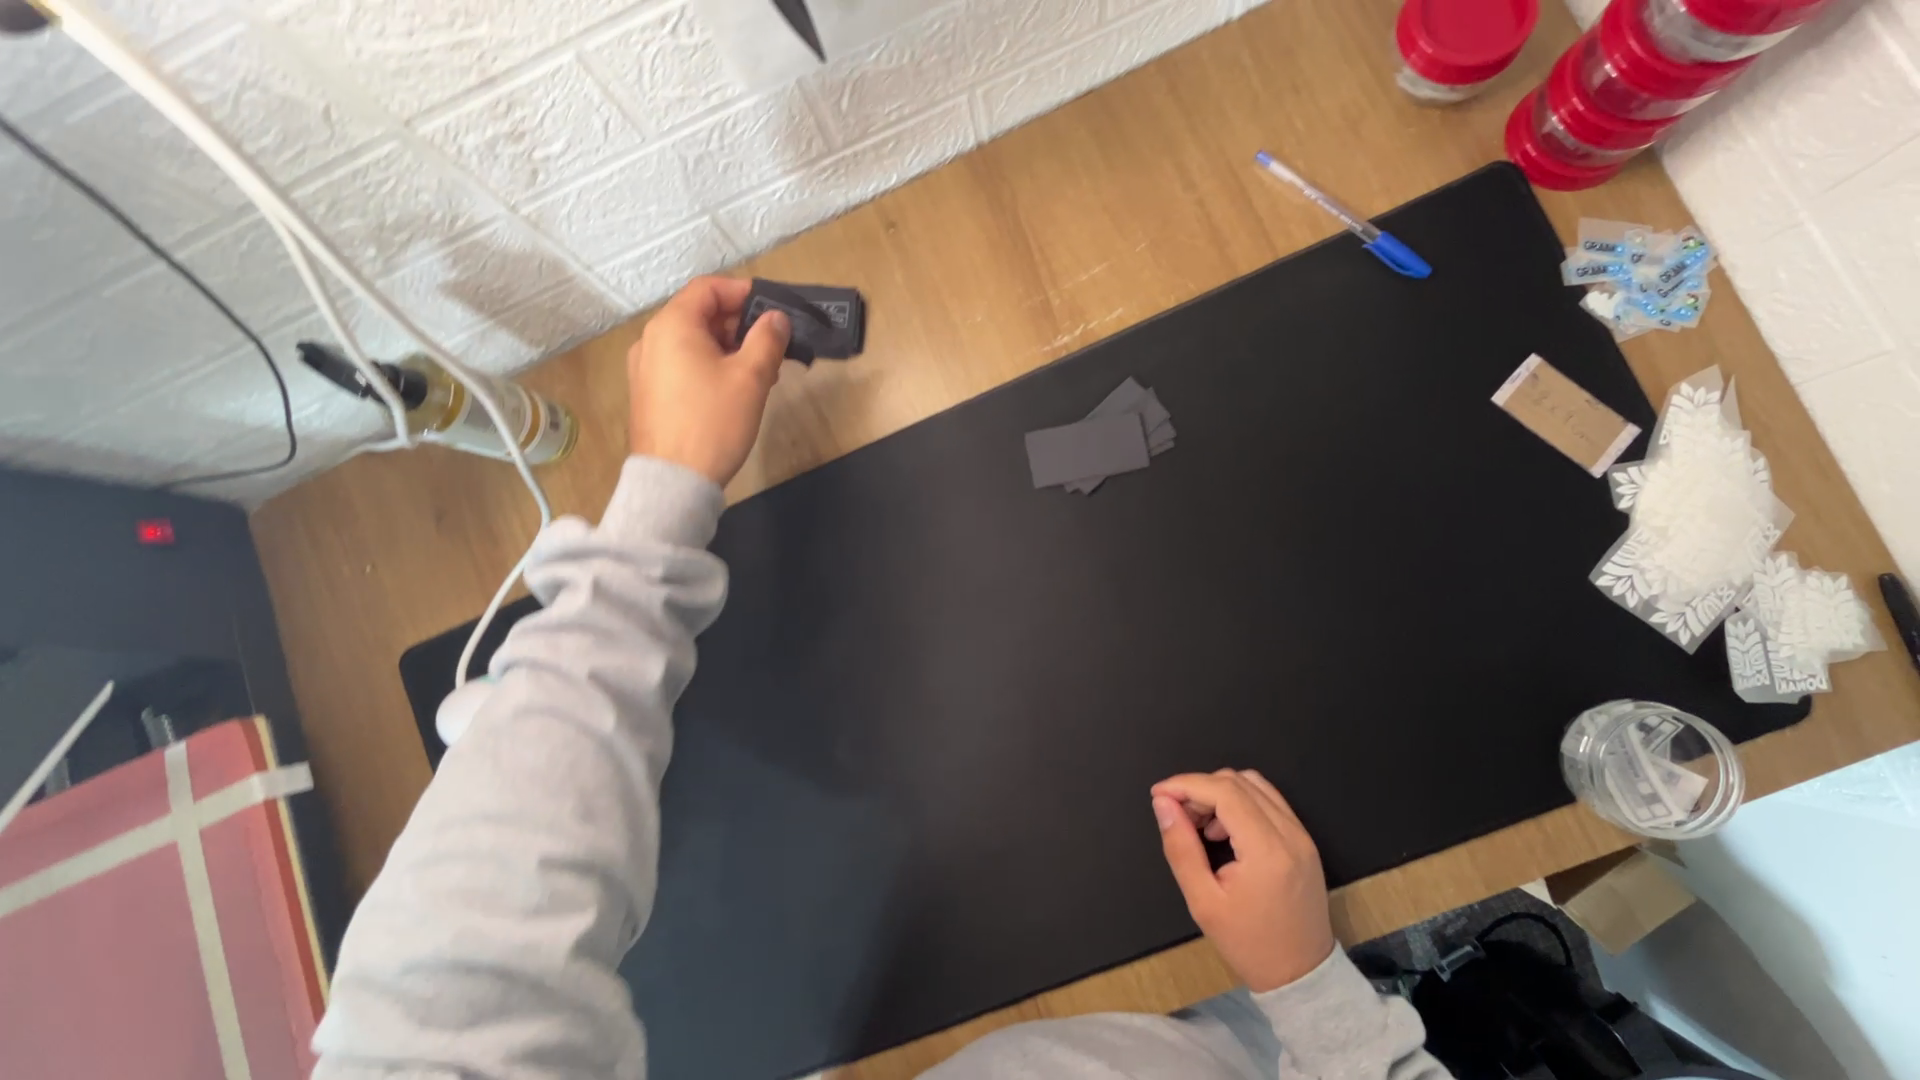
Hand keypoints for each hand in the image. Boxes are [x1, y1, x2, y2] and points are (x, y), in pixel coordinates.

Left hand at [628, 276, 791, 485]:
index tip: (774, 309)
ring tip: (761, 372)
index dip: (744, 293)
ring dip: (729, 348)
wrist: (674, 480)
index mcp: (672, 325)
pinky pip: (683, 365)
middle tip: (774, 346)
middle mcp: (652, 339)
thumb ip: (767, 340)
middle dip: (740, 325)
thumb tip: (776, 319)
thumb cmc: (714, 422)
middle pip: (700, 315)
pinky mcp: (649, 393)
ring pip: (693, 342)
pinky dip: (710, 366)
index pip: (709, 289)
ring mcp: (646, 368)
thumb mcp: (750, 378)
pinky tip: (734, 390)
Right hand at [1151, 769, 1334, 992]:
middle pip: (1238, 782)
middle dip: (1200, 788)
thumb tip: (1163, 804)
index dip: (1186, 784)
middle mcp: (1290, 833)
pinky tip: (1224, 829)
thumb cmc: (1248, 944)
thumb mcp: (1203, 901)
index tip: (1158, 795)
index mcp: (1267, 850)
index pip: (1224, 791)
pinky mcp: (1304, 840)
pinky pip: (1269, 801)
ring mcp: (1301, 835)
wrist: (1301, 976)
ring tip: (1200, 824)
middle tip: (1176, 814)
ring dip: (1220, 792)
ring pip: (1254, 785)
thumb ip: (1180, 847)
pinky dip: (1240, 802)